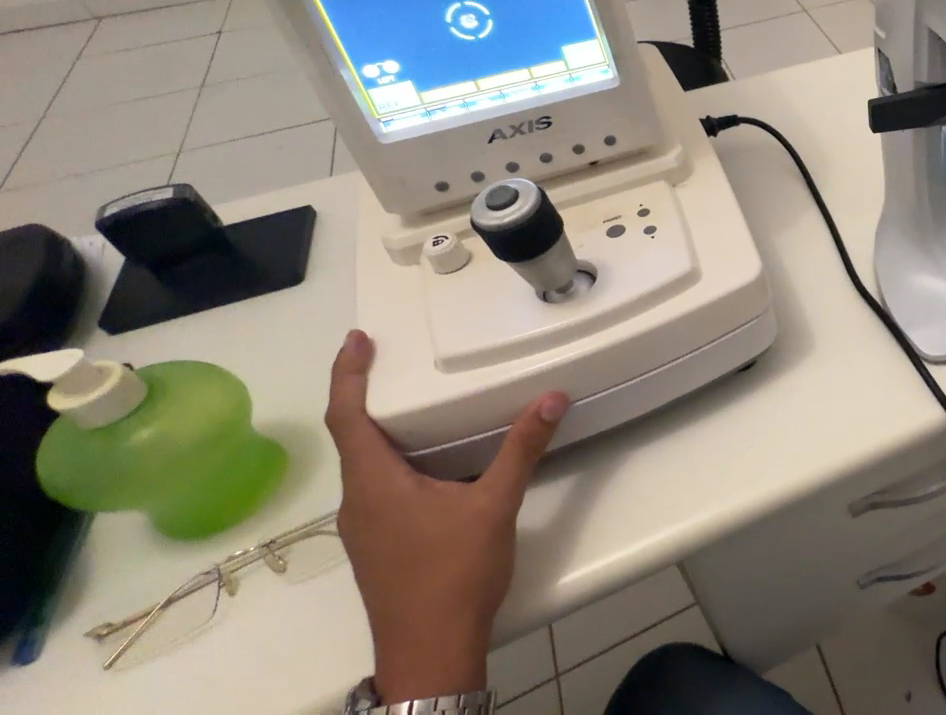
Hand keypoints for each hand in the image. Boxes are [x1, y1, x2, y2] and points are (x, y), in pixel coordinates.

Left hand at [325, 330, 569, 701]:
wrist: (431, 651)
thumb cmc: (453, 574)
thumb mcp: (495, 505)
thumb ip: (522, 447)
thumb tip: (552, 396)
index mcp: (375, 484)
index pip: (348, 418)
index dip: (348, 375)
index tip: (358, 340)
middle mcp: (359, 501)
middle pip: (354, 438)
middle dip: (368, 395)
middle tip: (394, 360)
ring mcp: (367, 526)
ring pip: (368, 464)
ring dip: (385, 428)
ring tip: (419, 401)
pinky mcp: (382, 542)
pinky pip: (381, 485)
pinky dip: (398, 457)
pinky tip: (434, 459)